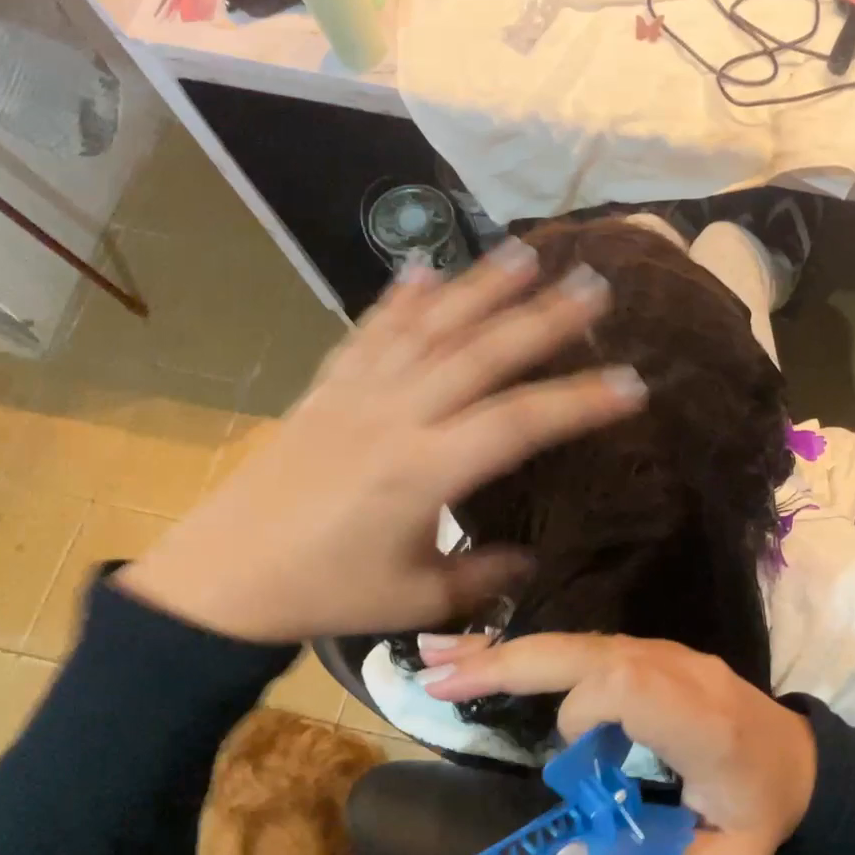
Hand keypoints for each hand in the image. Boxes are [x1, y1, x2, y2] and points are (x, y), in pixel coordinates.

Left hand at [116, 243, 643, 641]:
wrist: (222, 578)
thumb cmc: (326, 594)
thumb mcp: (418, 600)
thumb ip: (484, 577)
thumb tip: (530, 559)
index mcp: (426, 471)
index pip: (521, 423)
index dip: (581, 402)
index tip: (631, 385)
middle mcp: (396, 417)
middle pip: (481, 354)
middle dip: (543, 319)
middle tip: (593, 288)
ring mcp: (357, 396)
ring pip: (428, 329)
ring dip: (479, 288)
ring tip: (524, 255)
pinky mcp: (325, 391)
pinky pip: (368, 334)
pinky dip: (399, 300)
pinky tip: (423, 271)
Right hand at [416, 632, 817, 854]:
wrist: (803, 762)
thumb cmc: (763, 813)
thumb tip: (560, 851)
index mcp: (706, 722)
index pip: (634, 684)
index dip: (586, 711)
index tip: (573, 757)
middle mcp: (683, 672)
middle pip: (591, 651)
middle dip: (512, 663)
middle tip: (437, 682)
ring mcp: (668, 654)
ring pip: (580, 641)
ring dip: (507, 652)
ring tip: (437, 664)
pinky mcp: (652, 654)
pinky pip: (586, 647)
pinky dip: (532, 652)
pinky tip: (480, 654)